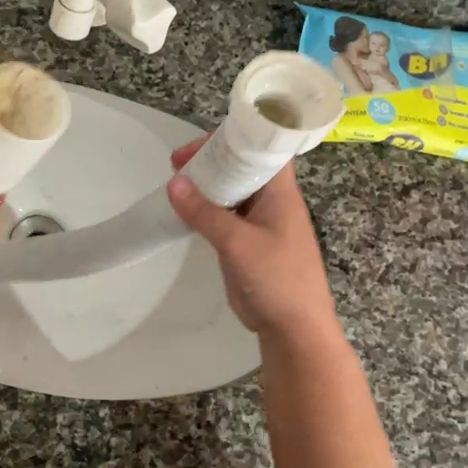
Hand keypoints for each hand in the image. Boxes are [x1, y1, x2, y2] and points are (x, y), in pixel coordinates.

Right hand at [165, 137, 338, 337]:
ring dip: (206, 185)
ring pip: (231, 192)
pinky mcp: (245, 243)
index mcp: (280, 193)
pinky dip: (204, 209)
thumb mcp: (238, 243)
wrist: (292, 327)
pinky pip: (224, 215)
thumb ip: (205, 213)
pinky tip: (183, 210)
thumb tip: (174, 182)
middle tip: (176, 163)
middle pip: (242, 168)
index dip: (233, 140)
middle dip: (211, 161)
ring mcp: (258, 223)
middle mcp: (271, 202)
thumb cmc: (277, 278)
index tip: (198, 145)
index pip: (262, 150)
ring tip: (175, 183)